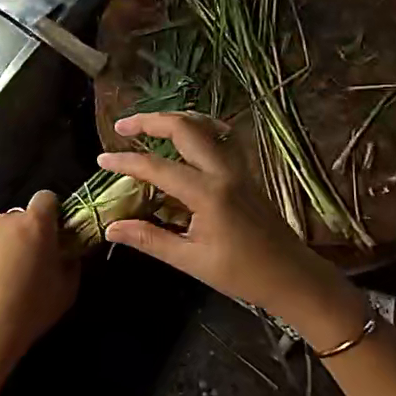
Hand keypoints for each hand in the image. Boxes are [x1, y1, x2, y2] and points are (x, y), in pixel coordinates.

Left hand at [0, 190, 78, 385]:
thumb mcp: (67, 290)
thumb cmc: (29, 311)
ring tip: (2, 281)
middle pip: (21, 217)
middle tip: (30, 265)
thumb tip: (67, 252)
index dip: (52, 213)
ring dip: (4, 246)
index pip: (47, 198)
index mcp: (35, 224)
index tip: (53, 235)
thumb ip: (71, 261)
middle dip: (27, 234)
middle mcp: (5, 221)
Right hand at [96, 112, 356, 325]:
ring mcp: (238, 167)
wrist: (293, 276)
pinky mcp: (245, 171)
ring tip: (148, 125)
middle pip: (184, 127)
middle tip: (121, 127)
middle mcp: (224, 171)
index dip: (125, 161)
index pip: (157, 167)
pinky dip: (198, 127)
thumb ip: (149, 239)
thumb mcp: (190, 260)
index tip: (102, 160)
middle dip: (149, 121)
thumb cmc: (242, 273)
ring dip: (174, 119)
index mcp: (208, 194)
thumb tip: (111, 228)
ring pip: (205, 124)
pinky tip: (186, 136)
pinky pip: (220, 136)